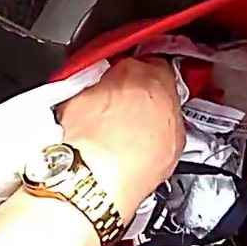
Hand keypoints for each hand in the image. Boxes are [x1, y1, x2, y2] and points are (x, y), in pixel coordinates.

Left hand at [57, 58, 185, 214]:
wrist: (96, 176)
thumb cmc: (135, 162)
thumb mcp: (176, 140)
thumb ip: (171, 117)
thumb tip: (166, 122)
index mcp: (157, 78)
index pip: (163, 69)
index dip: (161, 86)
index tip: (160, 98)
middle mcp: (124, 74)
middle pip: (132, 73)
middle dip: (134, 91)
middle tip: (137, 117)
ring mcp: (96, 84)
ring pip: (106, 85)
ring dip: (110, 101)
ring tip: (114, 131)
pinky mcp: (70, 99)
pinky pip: (83, 101)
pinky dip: (87, 113)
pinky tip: (94, 136)